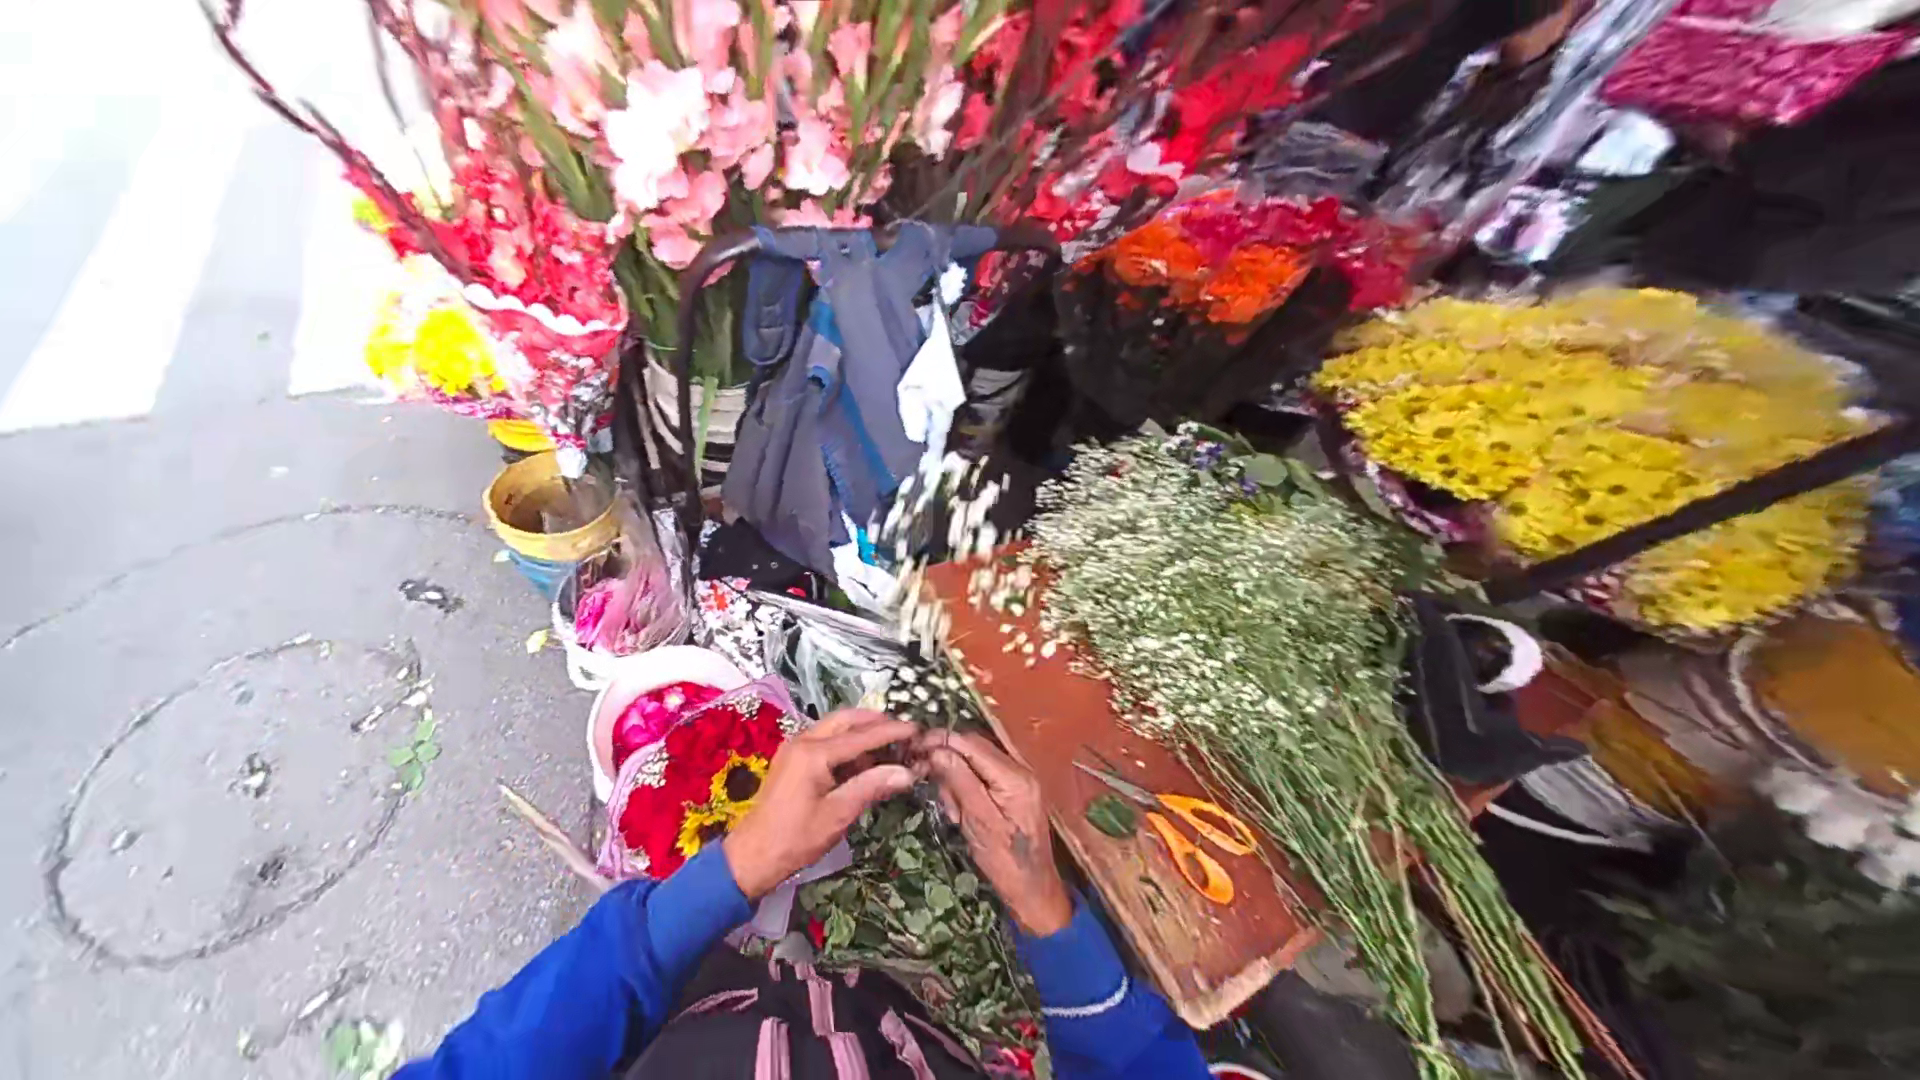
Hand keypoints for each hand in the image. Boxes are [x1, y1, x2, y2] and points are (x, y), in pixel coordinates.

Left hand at [724, 710, 917, 899]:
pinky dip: (847, 743)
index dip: (892, 731)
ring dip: (861, 731)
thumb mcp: (838, 815)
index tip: (917, 728)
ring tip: (889, 744)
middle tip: (902, 731)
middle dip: (875, 722)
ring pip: (835, 727)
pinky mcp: (793, 759)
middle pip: (846, 720)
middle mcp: (803, 741)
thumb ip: (872, 786)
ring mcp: (795, 748)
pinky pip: (825, 740)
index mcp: (814, 753)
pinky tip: (863, 759)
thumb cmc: (794, 839)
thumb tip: (907, 773)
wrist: (749, 858)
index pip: (862, 736)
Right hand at [917, 730, 1072, 936]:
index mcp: (1014, 775)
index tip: (915, 747)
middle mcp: (1019, 768)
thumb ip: (959, 782)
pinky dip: (966, 786)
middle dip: (947, 760)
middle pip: (973, 747)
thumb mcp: (979, 821)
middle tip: (925, 779)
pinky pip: (982, 774)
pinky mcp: (1013, 787)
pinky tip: (961, 810)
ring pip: (975, 760)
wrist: (1034, 890)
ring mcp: (1018, 776)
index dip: (942, 741)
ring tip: (953, 810)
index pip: (972, 743)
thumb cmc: (1007, 862)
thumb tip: (937, 750)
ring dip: (955, 777)